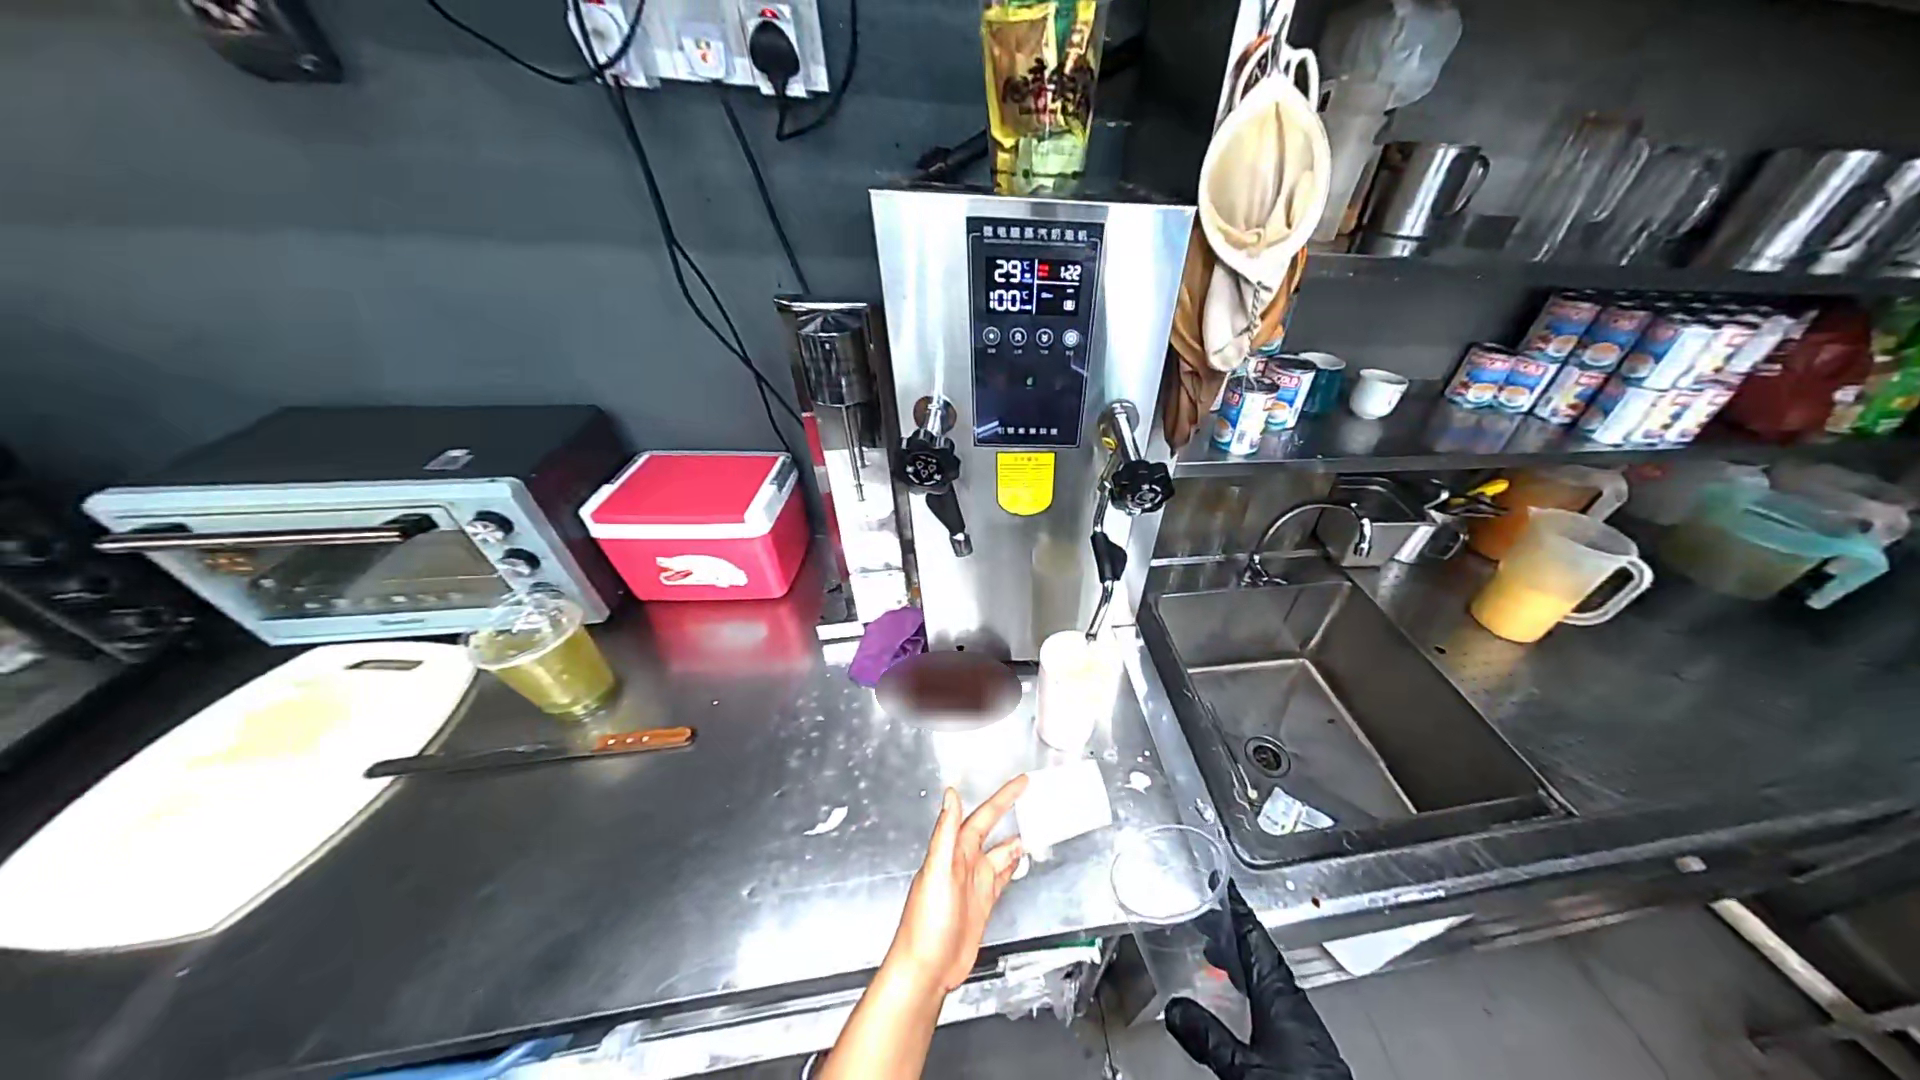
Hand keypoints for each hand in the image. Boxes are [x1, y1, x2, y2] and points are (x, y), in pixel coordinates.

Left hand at [885, 776, 1028, 993]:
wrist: (926, 968)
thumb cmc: (925, 923)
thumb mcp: (937, 872)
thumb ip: (944, 832)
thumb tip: (950, 795)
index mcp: (953, 852)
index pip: (981, 816)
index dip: (1001, 798)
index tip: (1018, 783)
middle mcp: (964, 864)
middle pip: (991, 830)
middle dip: (1008, 811)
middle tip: (1026, 794)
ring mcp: (973, 884)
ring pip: (999, 853)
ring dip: (1014, 840)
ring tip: (1032, 827)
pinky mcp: (980, 904)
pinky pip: (1000, 877)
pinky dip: (1012, 867)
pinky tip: (1018, 862)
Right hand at [1165, 881, 1352, 1079]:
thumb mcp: (1242, 1070)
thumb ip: (1207, 1037)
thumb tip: (1173, 1008)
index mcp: (1279, 995)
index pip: (1255, 937)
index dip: (1236, 909)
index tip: (1220, 883)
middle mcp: (1291, 1001)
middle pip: (1259, 950)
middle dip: (1231, 930)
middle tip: (1202, 915)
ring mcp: (1298, 1021)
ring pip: (1264, 973)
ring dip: (1238, 956)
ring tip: (1210, 951)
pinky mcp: (1299, 1041)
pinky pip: (1268, 994)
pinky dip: (1247, 983)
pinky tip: (1234, 996)